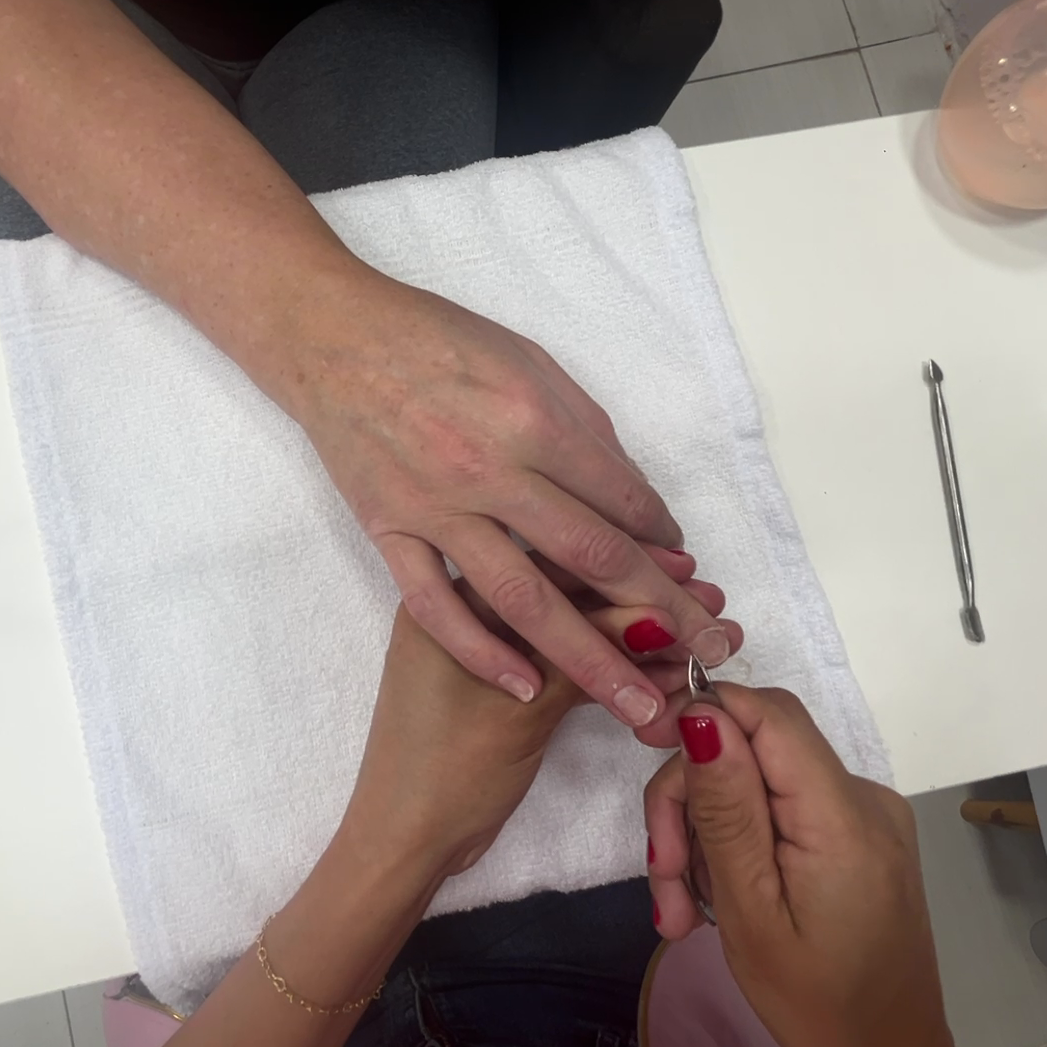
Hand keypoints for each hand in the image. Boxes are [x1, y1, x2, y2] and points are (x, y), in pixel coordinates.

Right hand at [272, 271, 733, 729]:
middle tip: (712, 655)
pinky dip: (479, 650)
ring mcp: (436, 510)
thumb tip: (628, 492)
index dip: (665, 540)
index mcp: (534, 418)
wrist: (334, 342)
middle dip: (663, 611)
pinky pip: (435, 606)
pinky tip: (525, 685)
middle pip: (592, 557)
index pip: (622, 498)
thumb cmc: (435, 338)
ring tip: (639, 708)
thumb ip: (581, 426)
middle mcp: (491, 471)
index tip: (685, 568)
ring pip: (522, 599)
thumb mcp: (526, 358)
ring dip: (588, 657)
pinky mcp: (388, 533)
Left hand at [341, 571, 729, 876]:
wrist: (406, 843)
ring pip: (572, 632)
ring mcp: (489, 652)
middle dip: (640, 603)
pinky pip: (565, 663)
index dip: (620, 570)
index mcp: (450, 602)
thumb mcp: (522, 710)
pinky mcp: (507, 685)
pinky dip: (612, 668)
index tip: (686, 574)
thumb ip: (586, 659)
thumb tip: (664, 617)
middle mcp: (468, 614)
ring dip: (635, 638)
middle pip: (566, 598)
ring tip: (707, 634)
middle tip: (710, 603)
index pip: (546, 570)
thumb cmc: (448, 770)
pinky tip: (667, 668)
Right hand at [644, 687, 958, 1046]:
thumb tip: (701, 713)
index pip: (768, 714)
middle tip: (662, 870)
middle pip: (750, 746)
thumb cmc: (814, 1003)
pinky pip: (771, 803)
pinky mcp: (848, 830)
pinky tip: (712, 892)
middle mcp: (862, 797)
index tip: (645, 742)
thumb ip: (725, 808)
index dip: (701, 709)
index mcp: (844, 818)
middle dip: (688, 796)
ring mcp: (859, 813)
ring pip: (751, 777)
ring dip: (701, 830)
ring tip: (681, 904)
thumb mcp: (749, 910)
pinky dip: (731, 839)